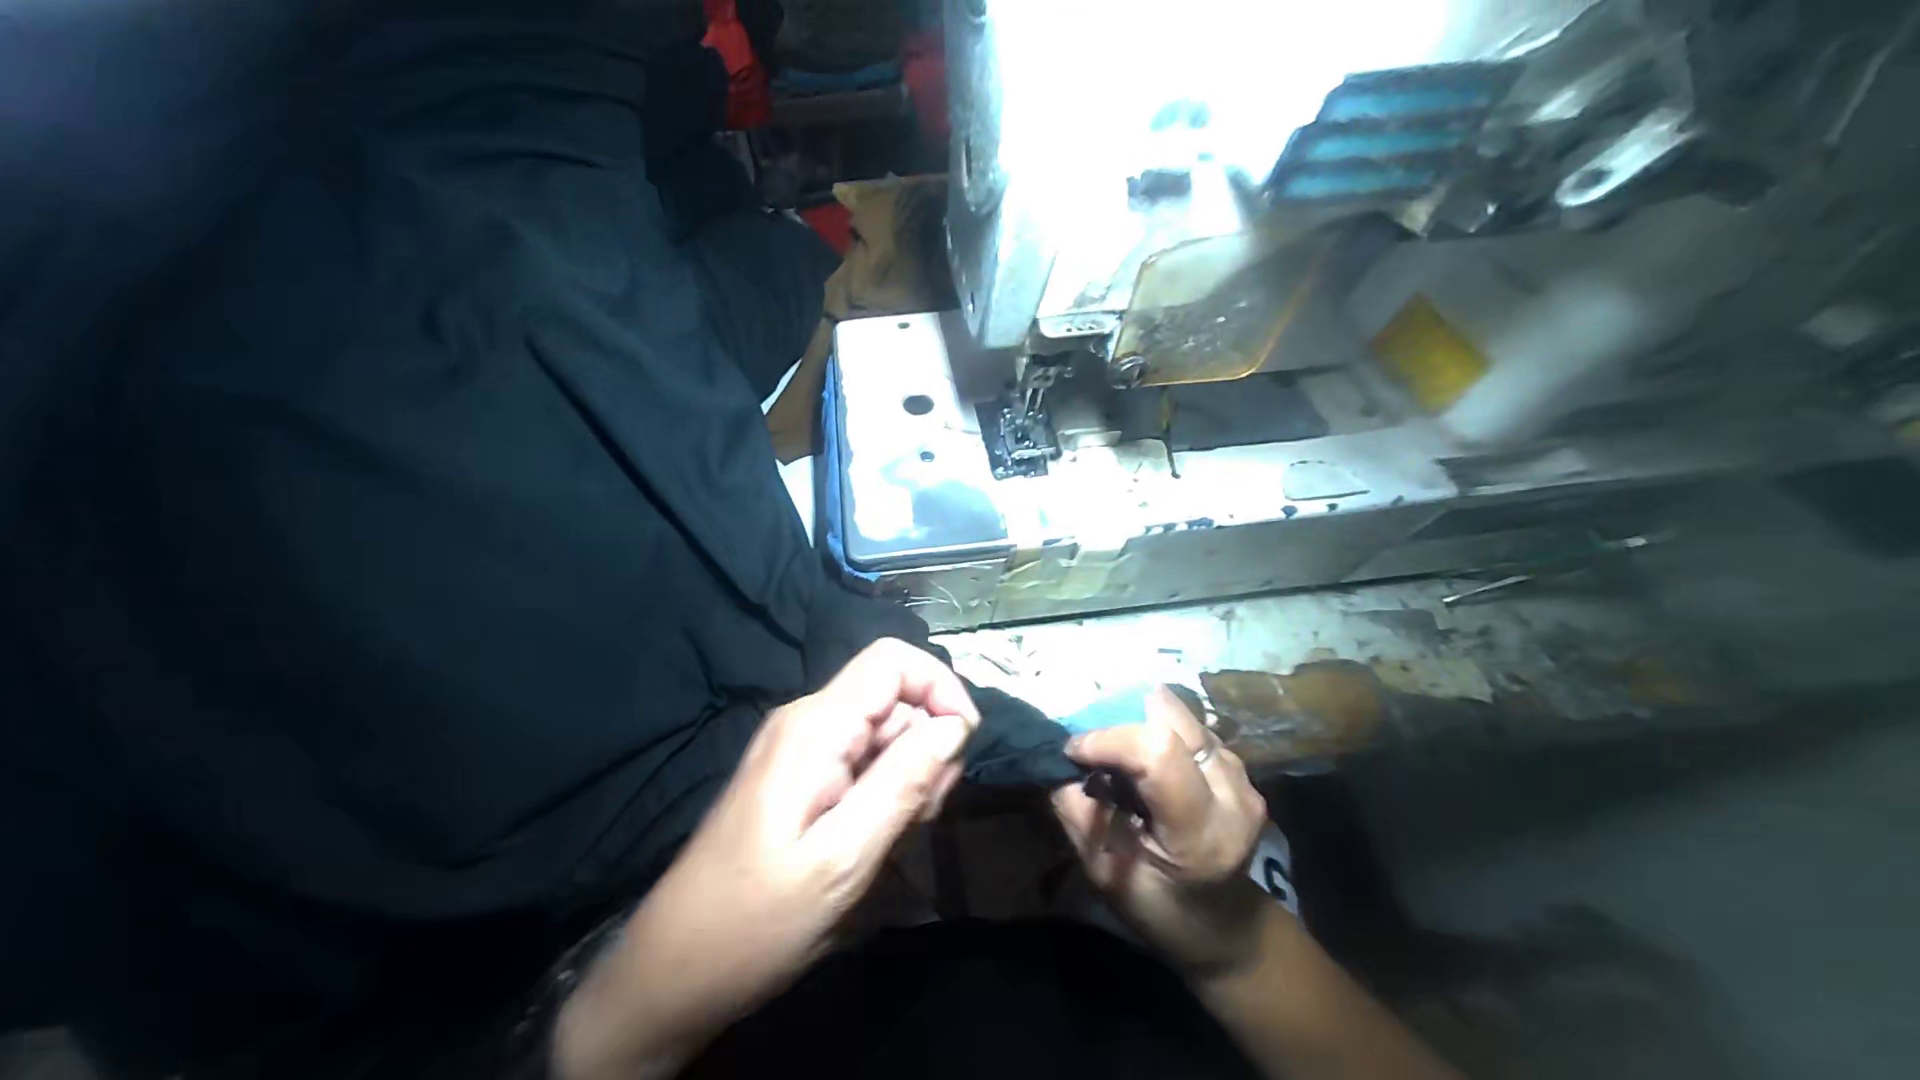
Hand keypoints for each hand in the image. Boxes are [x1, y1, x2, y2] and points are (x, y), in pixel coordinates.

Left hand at [554, 639, 979, 1079]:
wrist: (676, 968)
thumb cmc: (756, 921)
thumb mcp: (843, 860)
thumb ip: (902, 784)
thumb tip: (954, 726)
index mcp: (814, 727)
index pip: (892, 662)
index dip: (940, 688)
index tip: (963, 747)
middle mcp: (807, 722)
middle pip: (894, 700)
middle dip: (927, 746)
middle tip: (919, 817)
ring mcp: (801, 748)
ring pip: (884, 732)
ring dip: (909, 775)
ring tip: (892, 838)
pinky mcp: (801, 775)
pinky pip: (862, 760)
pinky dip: (885, 790)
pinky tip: (873, 838)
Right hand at [1053, 685, 1270, 977]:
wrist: (1231, 929)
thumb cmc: (1164, 910)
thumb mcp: (1105, 875)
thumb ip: (1079, 816)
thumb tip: (1061, 768)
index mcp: (1199, 833)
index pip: (1158, 753)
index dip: (1108, 740)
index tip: (1074, 752)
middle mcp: (1231, 795)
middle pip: (1171, 721)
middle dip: (1122, 724)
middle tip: (1096, 749)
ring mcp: (1242, 778)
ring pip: (1181, 717)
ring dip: (1142, 725)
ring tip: (1122, 758)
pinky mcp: (1241, 768)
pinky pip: (1193, 726)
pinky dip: (1160, 730)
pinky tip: (1148, 759)